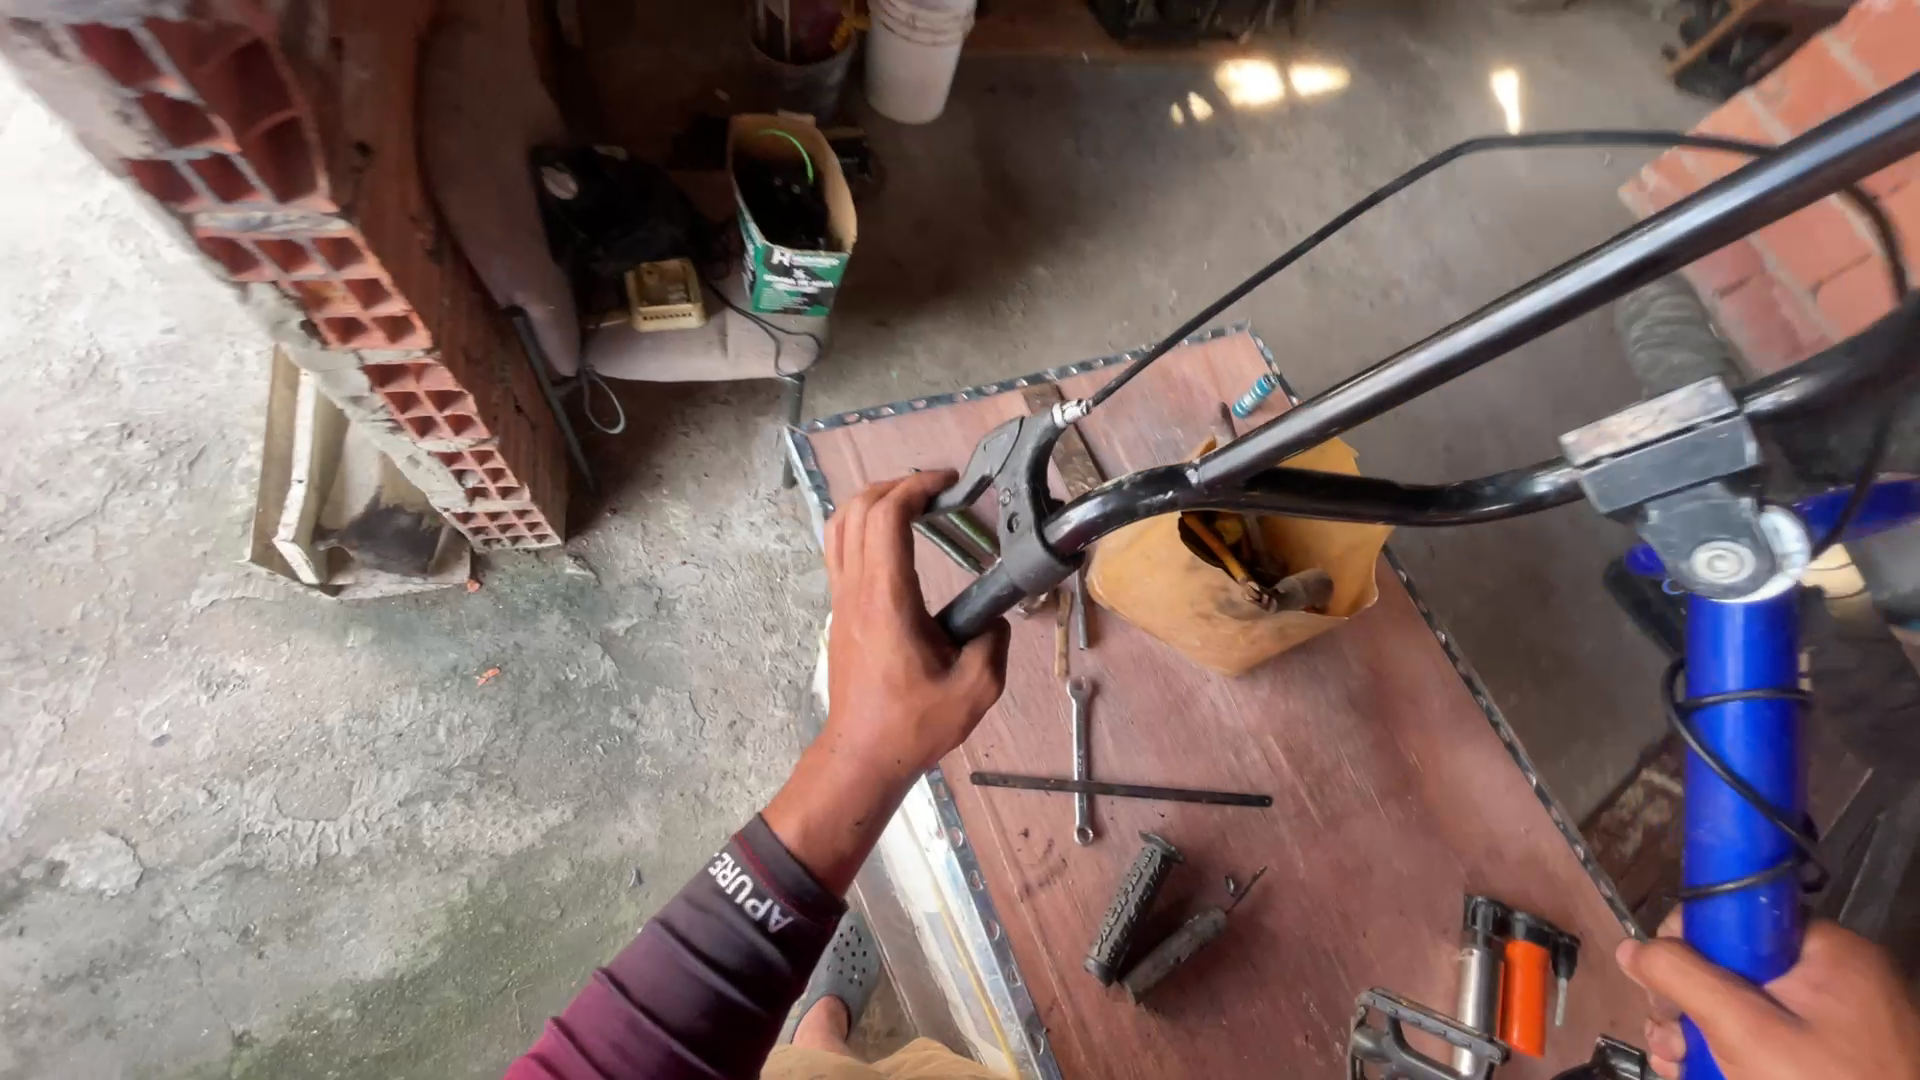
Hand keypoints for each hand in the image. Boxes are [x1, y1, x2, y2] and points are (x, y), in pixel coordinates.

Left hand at [765, 471, 1010, 892]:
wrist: (861, 755)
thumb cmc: (912, 725)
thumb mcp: (975, 690)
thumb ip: (994, 642)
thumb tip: (992, 619)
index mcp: (886, 600)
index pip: (886, 518)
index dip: (915, 487)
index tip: (948, 483)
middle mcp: (856, 590)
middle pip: (855, 510)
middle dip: (895, 486)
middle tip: (934, 490)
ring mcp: (840, 599)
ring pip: (838, 526)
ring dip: (872, 502)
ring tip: (911, 504)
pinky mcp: (838, 611)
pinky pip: (839, 549)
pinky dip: (861, 526)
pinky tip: (892, 541)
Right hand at [1616, 916, 1919, 1079]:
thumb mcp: (1743, 1028)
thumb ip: (1677, 973)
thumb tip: (1631, 950)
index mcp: (1829, 952)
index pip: (1731, 913)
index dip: (1685, 940)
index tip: (1665, 977)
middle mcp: (1835, 977)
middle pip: (1724, 962)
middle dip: (1682, 998)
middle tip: (1667, 1032)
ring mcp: (1838, 1021)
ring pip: (1736, 1002)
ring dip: (1691, 1028)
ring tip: (1675, 1060)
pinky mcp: (1834, 1055)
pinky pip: (1762, 1033)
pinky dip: (1722, 1048)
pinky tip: (1696, 1069)